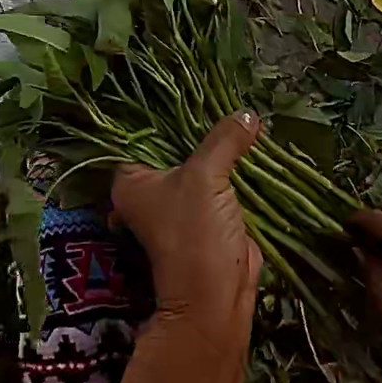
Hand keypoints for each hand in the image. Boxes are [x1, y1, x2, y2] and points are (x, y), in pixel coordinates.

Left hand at [111, 111, 263, 352]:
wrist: (217, 296)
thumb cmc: (194, 232)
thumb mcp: (206, 175)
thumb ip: (224, 139)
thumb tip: (250, 113)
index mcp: (131, 178)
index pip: (142, 132)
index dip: (165, 110)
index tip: (188, 86)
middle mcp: (150, 188)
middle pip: (174, 145)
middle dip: (198, 126)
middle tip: (220, 93)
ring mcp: (179, 201)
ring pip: (199, 162)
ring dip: (219, 146)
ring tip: (240, 113)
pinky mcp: (206, 213)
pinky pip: (218, 180)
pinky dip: (232, 166)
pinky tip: (249, 142)